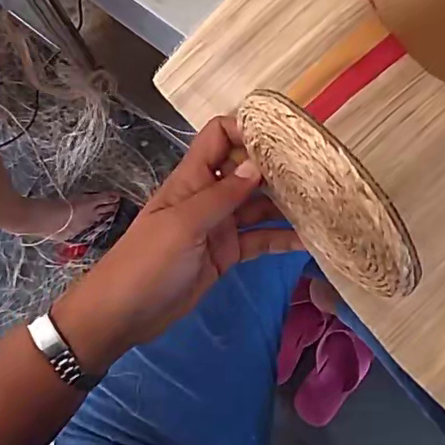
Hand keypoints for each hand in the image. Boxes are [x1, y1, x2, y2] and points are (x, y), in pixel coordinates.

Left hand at [51, 117, 302, 371]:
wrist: (124, 315)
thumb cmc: (147, 262)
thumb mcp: (184, 224)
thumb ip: (222, 196)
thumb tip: (257, 165)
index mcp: (193, 178)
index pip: (219, 136)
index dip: (246, 130)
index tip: (280, 137)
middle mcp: (209, 195)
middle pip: (247, 169)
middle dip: (276, 167)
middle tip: (314, 171)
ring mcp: (220, 224)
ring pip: (259, 205)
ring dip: (286, 204)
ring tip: (321, 203)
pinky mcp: (228, 252)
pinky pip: (260, 238)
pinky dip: (282, 238)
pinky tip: (308, 239)